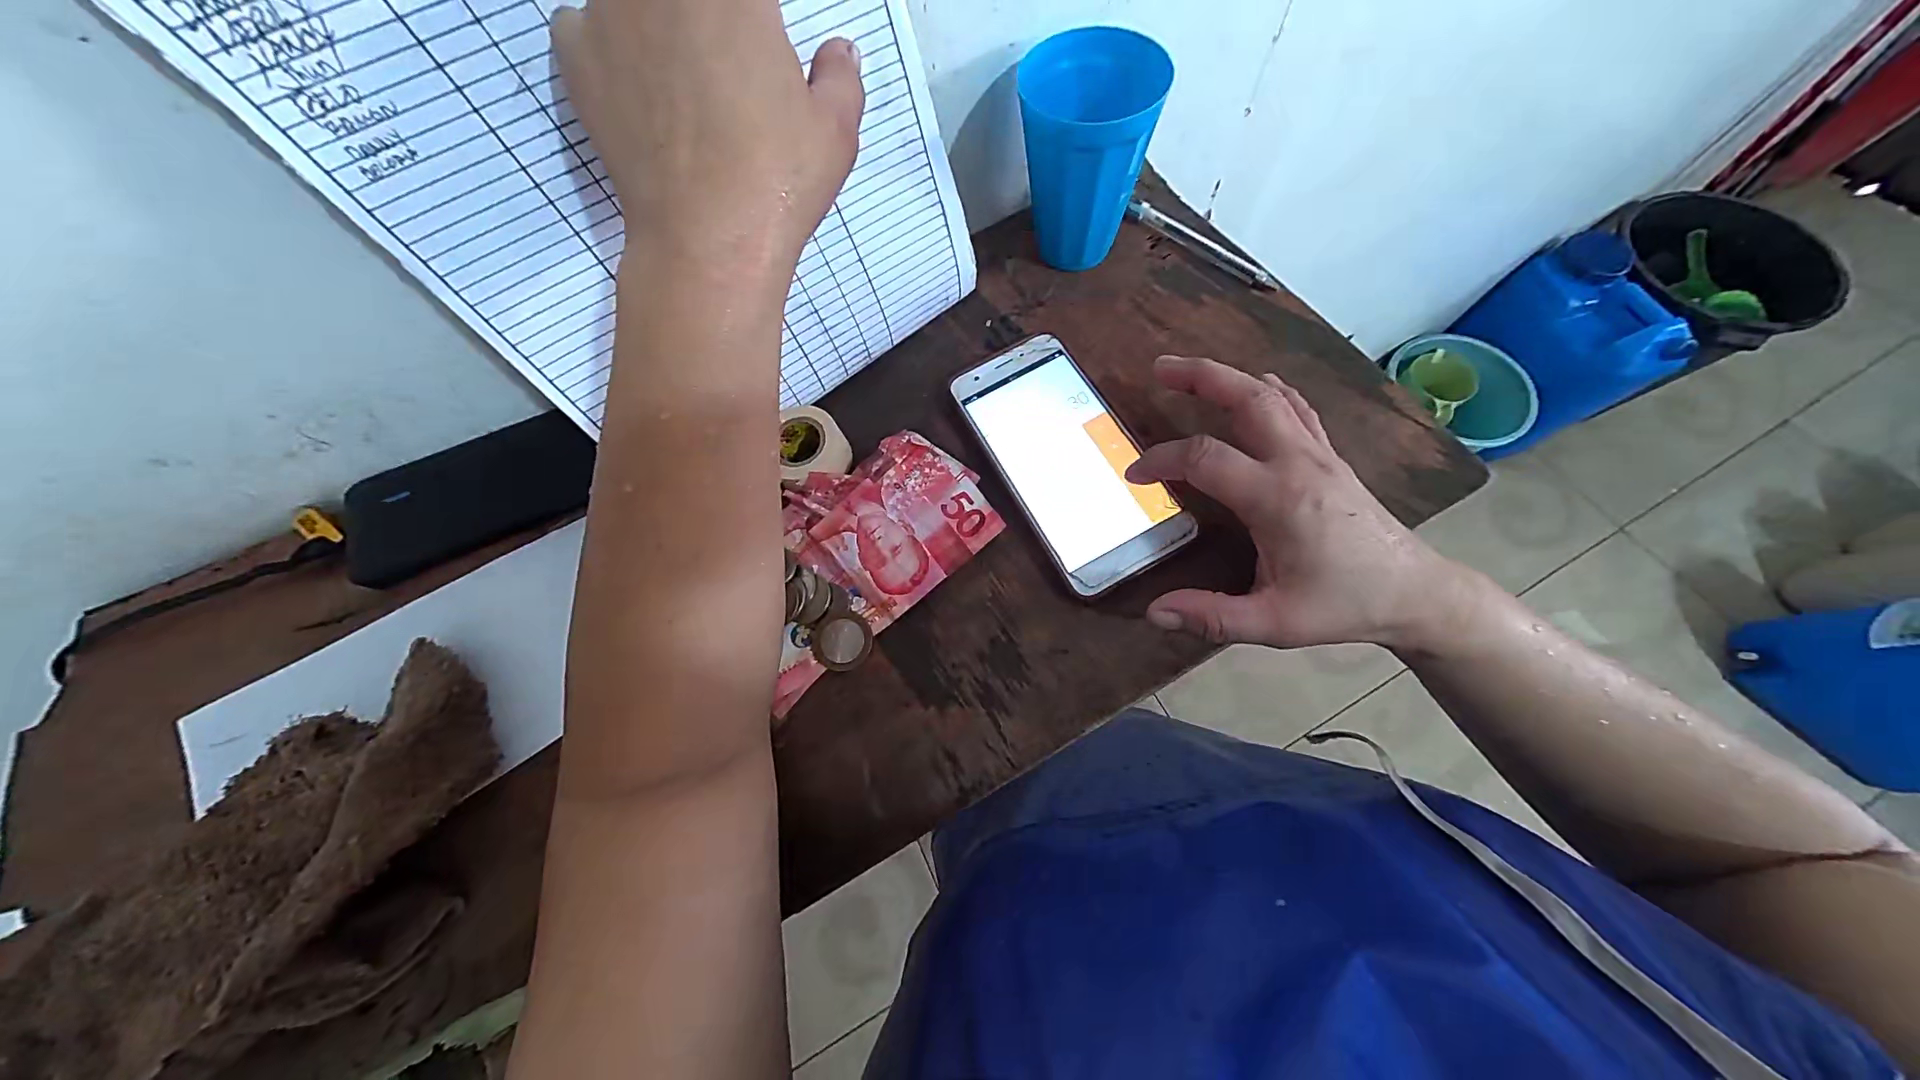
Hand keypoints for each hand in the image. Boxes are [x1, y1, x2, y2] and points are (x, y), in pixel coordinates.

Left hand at [552, 0, 863, 286]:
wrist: (708, 241)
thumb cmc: (778, 181)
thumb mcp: (836, 130)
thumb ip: (841, 76)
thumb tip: (838, 52)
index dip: (755, 18)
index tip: (762, 41)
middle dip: (707, 21)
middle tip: (728, 67)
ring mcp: (611, 10)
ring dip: (659, 18)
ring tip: (686, 75)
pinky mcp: (576, 53)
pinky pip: (585, 21)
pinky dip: (612, 43)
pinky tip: (642, 87)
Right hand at [1125, 356, 1472, 649]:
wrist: (1415, 592)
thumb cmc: (1344, 605)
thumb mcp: (1275, 623)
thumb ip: (1212, 617)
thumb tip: (1155, 613)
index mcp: (1278, 498)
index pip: (1205, 459)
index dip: (1161, 460)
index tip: (1135, 475)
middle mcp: (1299, 463)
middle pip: (1247, 399)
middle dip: (1200, 377)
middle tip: (1159, 369)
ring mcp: (1320, 455)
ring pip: (1272, 397)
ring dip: (1229, 377)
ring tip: (1191, 371)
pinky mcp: (1331, 458)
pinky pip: (1297, 410)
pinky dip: (1267, 391)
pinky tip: (1254, 387)